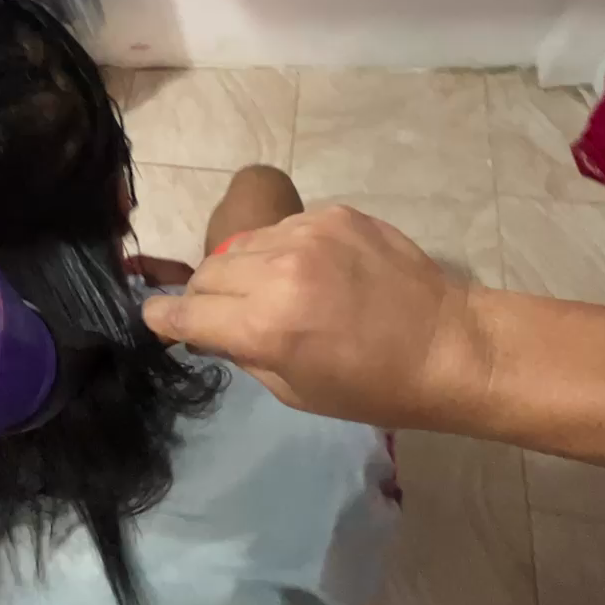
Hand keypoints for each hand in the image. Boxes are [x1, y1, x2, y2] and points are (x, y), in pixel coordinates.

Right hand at [140, 205, 498, 430]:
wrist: (451, 345)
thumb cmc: (373, 386)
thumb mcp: (294, 391)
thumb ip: (241, 351)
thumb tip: (207, 325)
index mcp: (266, 324)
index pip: (187, 311)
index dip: (164, 317)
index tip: (154, 317)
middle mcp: (277, 270)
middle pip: (206, 271)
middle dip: (205, 294)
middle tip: (224, 311)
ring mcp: (306, 233)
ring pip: (239, 244)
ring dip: (242, 269)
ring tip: (270, 289)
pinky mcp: (332, 213)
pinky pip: (281, 229)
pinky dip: (280, 251)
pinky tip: (309, 270)